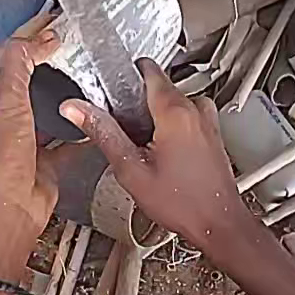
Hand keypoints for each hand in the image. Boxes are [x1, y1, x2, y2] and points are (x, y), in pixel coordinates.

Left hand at [0, 32, 60, 278]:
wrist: (10, 211)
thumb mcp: (6, 104)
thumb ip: (18, 67)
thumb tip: (35, 40)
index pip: (5, 57)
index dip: (26, 35)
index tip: (49, 21)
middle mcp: (3, 119)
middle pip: (24, 77)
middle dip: (44, 56)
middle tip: (66, 40)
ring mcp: (25, 139)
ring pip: (45, 106)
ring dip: (62, 89)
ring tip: (81, 71)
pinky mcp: (44, 159)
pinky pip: (65, 139)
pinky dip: (79, 129)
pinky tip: (92, 120)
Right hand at [60, 59, 259, 258]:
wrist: (218, 224)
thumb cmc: (182, 202)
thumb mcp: (131, 169)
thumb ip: (103, 133)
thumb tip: (76, 109)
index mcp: (175, 111)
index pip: (147, 70)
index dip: (124, 76)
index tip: (109, 90)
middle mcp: (195, 109)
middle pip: (156, 89)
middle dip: (135, 105)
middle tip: (122, 132)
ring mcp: (207, 120)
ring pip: (170, 104)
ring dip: (153, 118)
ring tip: (141, 147)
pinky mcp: (211, 132)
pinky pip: (185, 116)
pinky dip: (169, 128)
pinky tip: (160, 154)